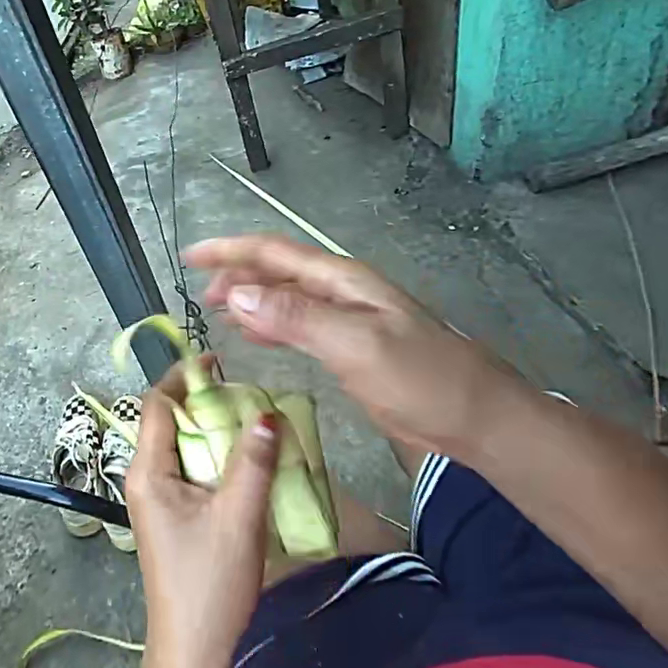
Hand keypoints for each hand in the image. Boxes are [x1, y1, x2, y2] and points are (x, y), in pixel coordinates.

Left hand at [125, 356, 280, 667]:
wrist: (194, 650)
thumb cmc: (209, 582)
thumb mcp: (238, 516)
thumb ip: (254, 461)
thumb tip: (266, 412)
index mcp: (148, 471)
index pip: (157, 404)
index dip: (184, 376)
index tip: (217, 362)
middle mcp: (146, 478)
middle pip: (170, 421)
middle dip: (204, 402)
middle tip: (245, 393)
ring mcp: (158, 499)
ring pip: (184, 446)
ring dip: (213, 430)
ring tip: (251, 421)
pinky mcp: (173, 516)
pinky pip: (192, 470)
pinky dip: (216, 456)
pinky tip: (246, 461)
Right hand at [186, 234, 532, 458]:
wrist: (475, 417)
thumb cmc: (421, 378)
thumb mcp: (356, 345)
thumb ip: (295, 318)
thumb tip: (237, 294)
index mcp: (340, 280)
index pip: (274, 253)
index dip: (230, 250)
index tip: (191, 256)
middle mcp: (339, 291)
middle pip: (276, 271)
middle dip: (235, 275)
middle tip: (200, 296)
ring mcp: (344, 318)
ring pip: (284, 297)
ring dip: (249, 298)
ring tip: (217, 310)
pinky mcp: (347, 346)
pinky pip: (296, 324)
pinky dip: (269, 324)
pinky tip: (255, 333)